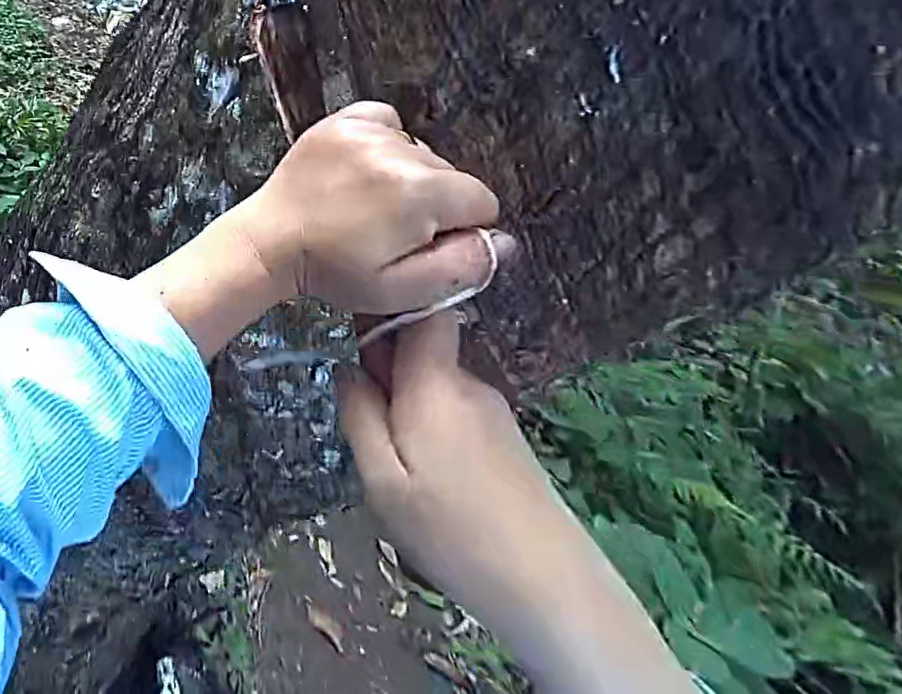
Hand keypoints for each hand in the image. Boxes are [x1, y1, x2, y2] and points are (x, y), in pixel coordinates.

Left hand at [132, 101, 509, 358]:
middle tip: (387, 228)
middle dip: (432, 204)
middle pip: (450, 175)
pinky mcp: (341, 121)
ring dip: (406, 176)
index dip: (457, 229)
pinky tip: (362, 171)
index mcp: (419, 191)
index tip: (419, 244)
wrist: (269, 241)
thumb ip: (462, 267)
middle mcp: (397, 149)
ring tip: (367, 204)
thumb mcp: (401, 289)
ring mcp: (364, 129)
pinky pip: (387, 122)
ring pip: (421, 152)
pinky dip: (383, 144)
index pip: (480, 202)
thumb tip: (503, 242)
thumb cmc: (331, 270)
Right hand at [339, 313, 691, 693]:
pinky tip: (432, 476)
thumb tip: (348, 368)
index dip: (389, 309)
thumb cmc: (453, 531)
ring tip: (400, 462)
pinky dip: (431, 425)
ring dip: (406, 403)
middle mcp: (468, 383)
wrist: (554, 592)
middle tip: (369, 425)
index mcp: (435, 382)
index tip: (358, 340)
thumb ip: (358, 413)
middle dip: (385, 371)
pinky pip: (452, 407)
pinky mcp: (506, 436)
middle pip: (419, 347)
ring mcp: (492, 409)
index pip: (423, 309)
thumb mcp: (382, 480)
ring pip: (432, 382)